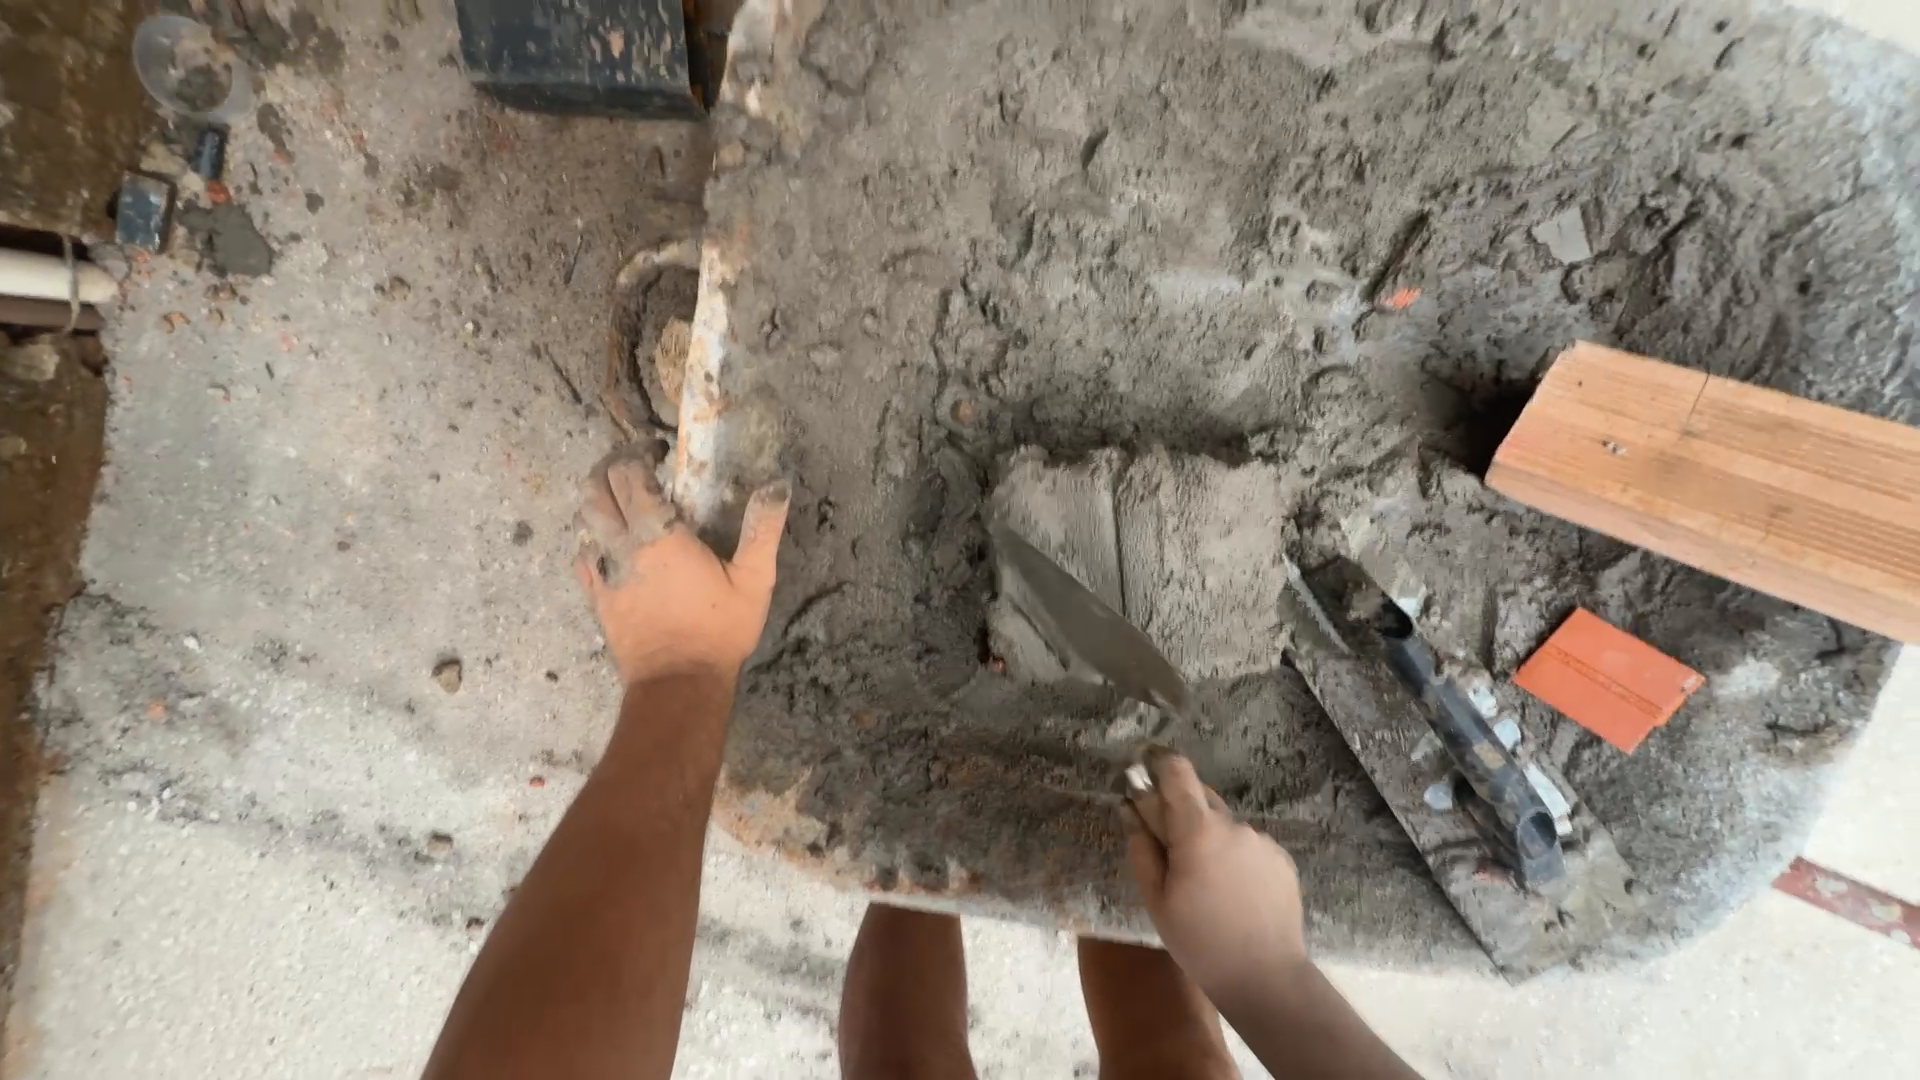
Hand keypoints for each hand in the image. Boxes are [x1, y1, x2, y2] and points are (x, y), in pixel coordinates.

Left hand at [573, 442, 790, 685]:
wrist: (678, 683)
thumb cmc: (718, 630)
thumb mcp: (754, 580)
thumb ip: (763, 530)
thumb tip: (777, 485)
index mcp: (658, 536)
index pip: (629, 477)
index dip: (636, 455)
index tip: (654, 451)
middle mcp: (621, 547)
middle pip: (595, 492)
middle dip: (608, 470)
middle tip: (633, 465)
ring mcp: (603, 573)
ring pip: (584, 522)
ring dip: (598, 502)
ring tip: (622, 499)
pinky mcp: (598, 597)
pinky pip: (583, 556)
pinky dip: (592, 538)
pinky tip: (610, 543)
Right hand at [1121, 750, 1308, 1005]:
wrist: (1267, 979)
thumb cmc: (1200, 941)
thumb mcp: (1156, 899)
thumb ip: (1141, 847)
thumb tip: (1130, 809)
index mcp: (1198, 829)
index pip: (1177, 771)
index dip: (1159, 764)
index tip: (1145, 774)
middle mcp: (1233, 824)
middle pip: (1200, 795)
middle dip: (1181, 811)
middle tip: (1172, 849)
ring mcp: (1262, 840)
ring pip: (1224, 822)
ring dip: (1210, 836)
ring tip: (1208, 882)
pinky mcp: (1282, 858)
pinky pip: (1247, 843)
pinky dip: (1234, 855)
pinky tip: (1235, 892)